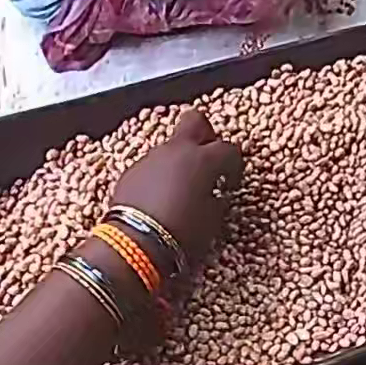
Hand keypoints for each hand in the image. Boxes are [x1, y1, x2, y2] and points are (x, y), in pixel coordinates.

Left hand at [110, 109, 242, 268]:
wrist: (135, 243)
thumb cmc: (181, 234)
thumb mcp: (211, 222)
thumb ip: (217, 201)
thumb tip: (216, 195)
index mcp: (203, 160)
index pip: (228, 150)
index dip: (234, 166)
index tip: (230, 183)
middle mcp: (176, 151)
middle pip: (196, 121)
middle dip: (206, 136)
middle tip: (209, 160)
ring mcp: (151, 159)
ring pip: (170, 146)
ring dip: (180, 160)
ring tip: (182, 189)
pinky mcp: (131, 172)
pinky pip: (152, 166)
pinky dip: (160, 176)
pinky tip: (160, 199)